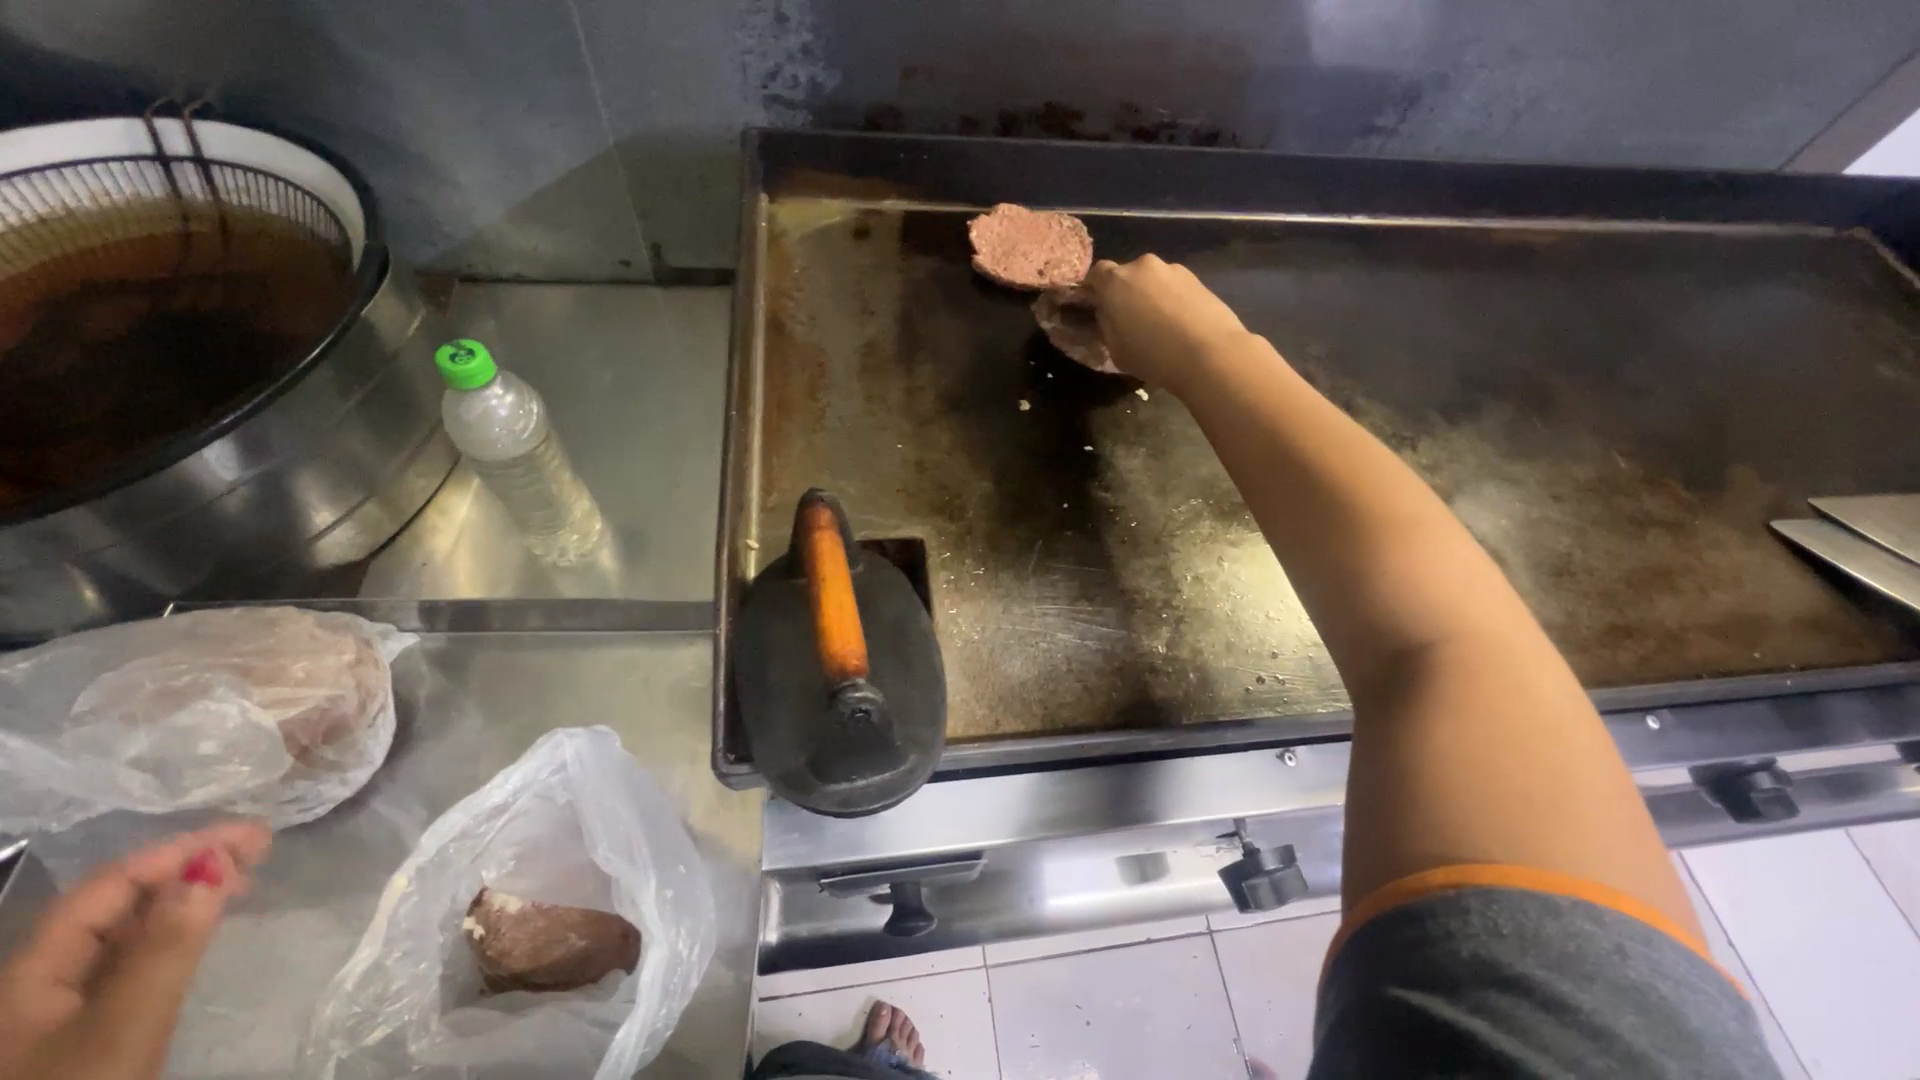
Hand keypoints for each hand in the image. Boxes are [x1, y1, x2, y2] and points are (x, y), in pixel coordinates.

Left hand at [0, 822, 270, 1079]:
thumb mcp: (125, 1025)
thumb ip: (166, 946)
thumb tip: (213, 866)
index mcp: (29, 970)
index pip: (109, 885)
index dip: (180, 851)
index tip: (252, 836)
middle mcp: (34, 979)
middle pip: (112, 903)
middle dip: (184, 866)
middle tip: (257, 850)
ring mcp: (54, 1008)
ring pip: (121, 930)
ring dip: (182, 896)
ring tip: (239, 880)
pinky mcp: (80, 1031)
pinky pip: (128, 958)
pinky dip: (172, 930)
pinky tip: (198, 930)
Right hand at [1081, 255, 1254, 393]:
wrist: (1209, 353)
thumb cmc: (1152, 356)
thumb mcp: (1115, 349)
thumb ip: (1106, 325)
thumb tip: (1107, 313)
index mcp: (1115, 281)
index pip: (1095, 274)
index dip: (1095, 289)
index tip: (1097, 307)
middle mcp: (1142, 266)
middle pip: (1127, 274)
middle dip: (1125, 292)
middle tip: (1130, 319)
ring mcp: (1172, 269)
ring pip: (1152, 279)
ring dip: (1151, 295)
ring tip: (1160, 324)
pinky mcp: (1197, 278)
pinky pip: (1174, 286)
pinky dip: (1172, 299)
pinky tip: (1180, 323)